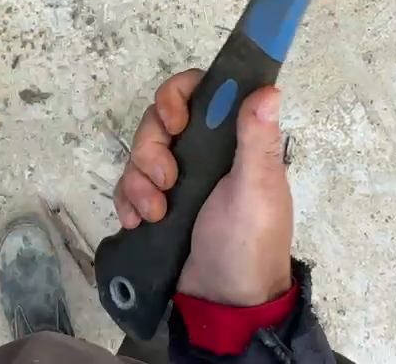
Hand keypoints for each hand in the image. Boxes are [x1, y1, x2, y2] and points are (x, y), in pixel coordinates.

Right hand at [113, 71, 294, 306]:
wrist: (223, 306)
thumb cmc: (248, 244)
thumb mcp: (257, 191)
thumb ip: (256, 140)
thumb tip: (269, 89)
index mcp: (229, 141)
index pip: (197, 91)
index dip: (177, 94)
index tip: (175, 122)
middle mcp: (200, 151)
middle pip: (158, 120)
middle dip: (152, 148)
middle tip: (167, 181)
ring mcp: (175, 177)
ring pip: (138, 152)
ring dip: (139, 180)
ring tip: (154, 213)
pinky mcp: (153, 202)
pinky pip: (126, 184)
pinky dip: (127, 200)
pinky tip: (137, 222)